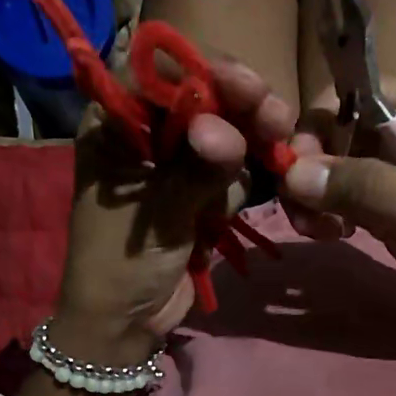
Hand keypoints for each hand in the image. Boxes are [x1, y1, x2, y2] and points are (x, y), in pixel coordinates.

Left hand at [55, 59, 296, 360]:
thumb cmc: (121, 265)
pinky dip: (252, 172)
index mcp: (113, 126)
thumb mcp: (157, 212)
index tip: (244, 84)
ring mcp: (177, 167)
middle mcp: (146, 137)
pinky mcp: (201, 195)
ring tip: (281, 139)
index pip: (157, 76)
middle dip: (239, 105)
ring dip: (254, 137)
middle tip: (275, 114)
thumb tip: (228, 131)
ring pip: (224, 135)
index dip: (202, 72)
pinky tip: (277, 166)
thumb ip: (196, 168)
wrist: (126, 323)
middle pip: (199, 101)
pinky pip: (233, 172)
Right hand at [280, 82, 395, 355]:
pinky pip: (366, 198)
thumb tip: (291, 170)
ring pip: (352, 166)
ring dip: (326, 194)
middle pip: (349, 129)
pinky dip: (343, 213)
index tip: (297, 179)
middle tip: (307, 219)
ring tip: (323, 232)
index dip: (320, 127)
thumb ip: (368, 189)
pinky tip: (337, 235)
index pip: (361, 93)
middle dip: (319, 167)